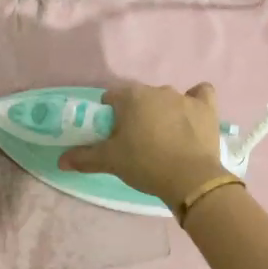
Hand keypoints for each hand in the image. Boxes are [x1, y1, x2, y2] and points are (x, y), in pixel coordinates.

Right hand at [57, 82, 232, 206]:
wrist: (190, 178)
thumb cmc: (145, 164)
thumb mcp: (110, 161)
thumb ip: (84, 157)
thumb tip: (61, 160)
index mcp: (132, 97)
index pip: (112, 97)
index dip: (109, 114)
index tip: (111, 134)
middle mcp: (157, 90)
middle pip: (140, 98)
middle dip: (135, 113)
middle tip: (135, 140)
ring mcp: (184, 97)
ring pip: (167, 98)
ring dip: (162, 111)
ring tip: (163, 137)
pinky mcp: (206, 108)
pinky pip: (200, 94)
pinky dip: (195, 101)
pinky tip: (192, 114)